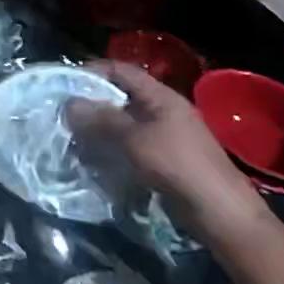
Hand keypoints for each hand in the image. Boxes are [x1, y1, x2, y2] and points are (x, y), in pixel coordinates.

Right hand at [66, 61, 269, 241]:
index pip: (122, 71)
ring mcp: (164, 137)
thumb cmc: (179, 165)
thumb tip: (70, 103)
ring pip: (123, 127)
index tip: (65, 84)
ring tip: (73, 143)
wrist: (220, 212)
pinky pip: (130, 149)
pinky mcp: (163, 162)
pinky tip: (94, 165)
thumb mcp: (137, 139)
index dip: (94, 72)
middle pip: (121, 99)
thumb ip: (103, 120)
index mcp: (160, 96)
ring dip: (99, 133)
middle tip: (64, 118)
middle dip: (92, 106)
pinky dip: (112, 153)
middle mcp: (162, 111)